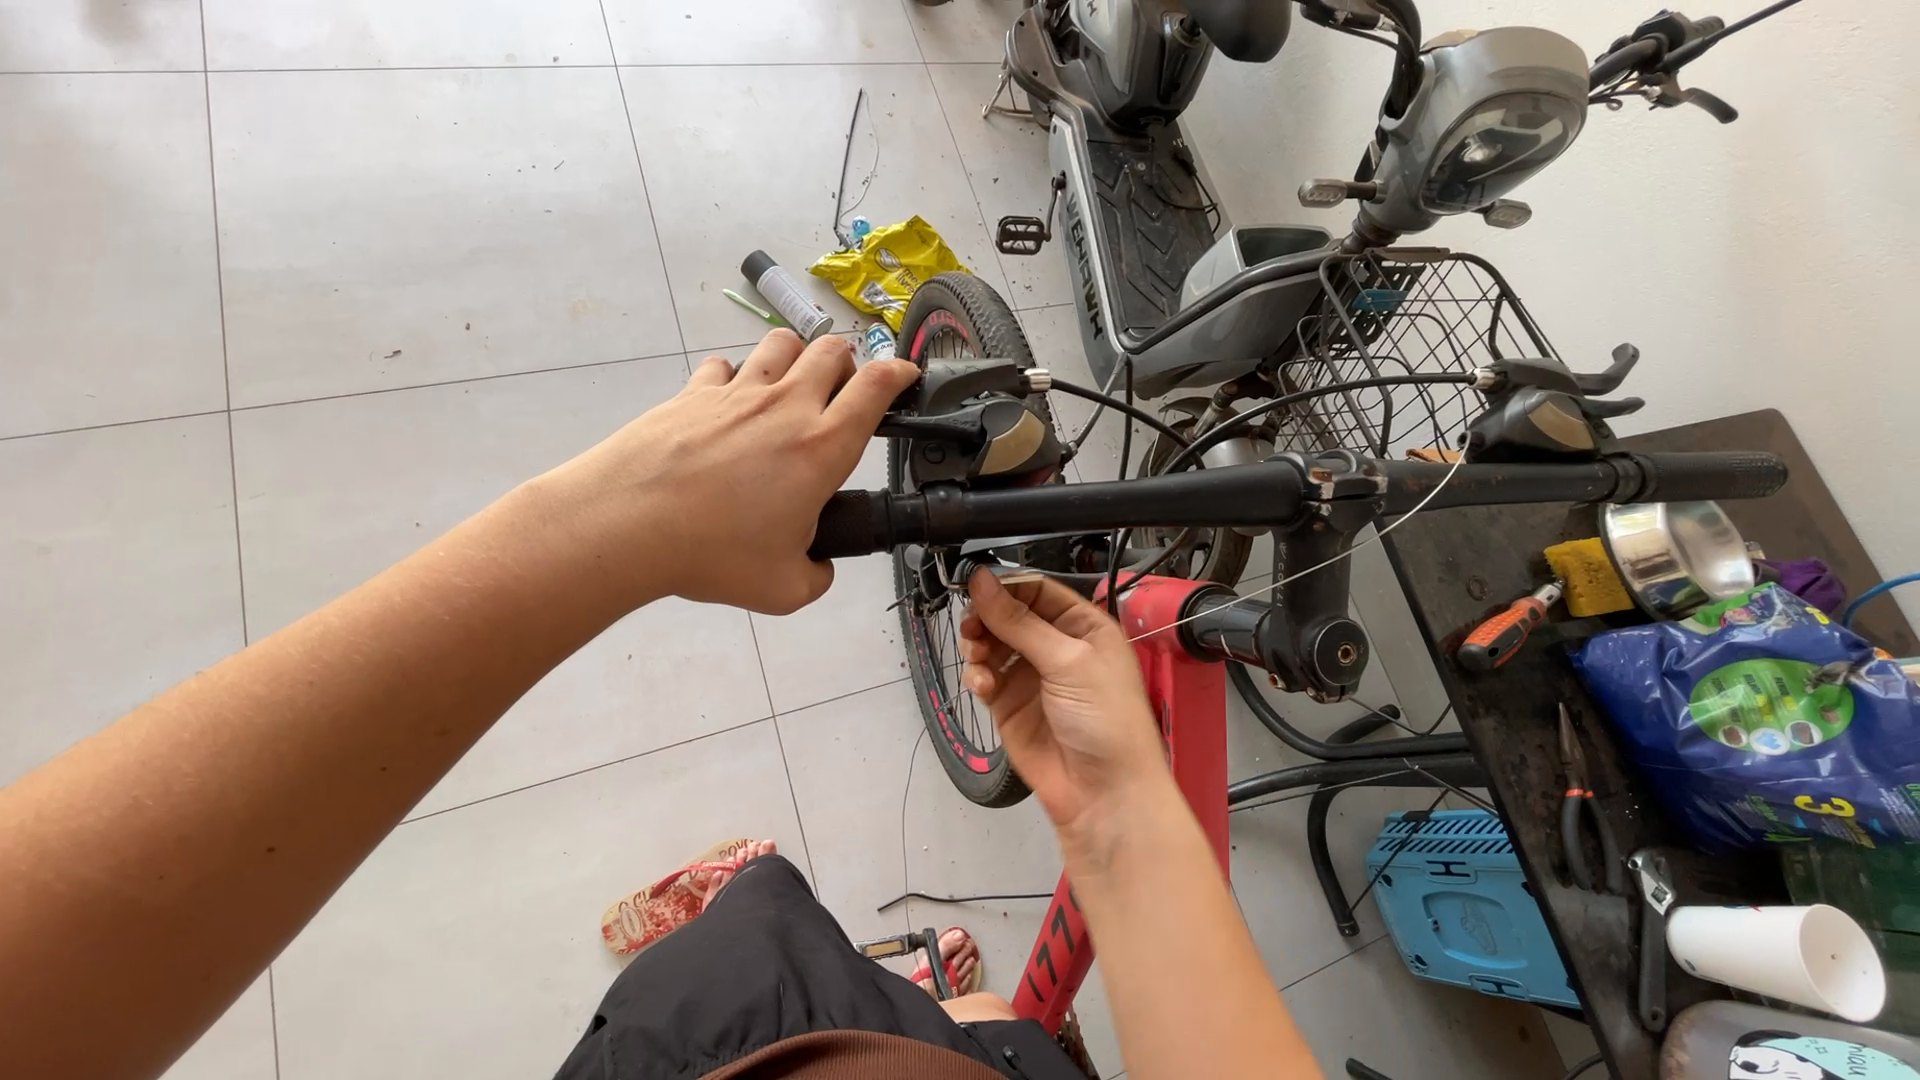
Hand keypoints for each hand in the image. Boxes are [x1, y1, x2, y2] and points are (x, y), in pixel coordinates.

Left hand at [533, 329, 918, 614]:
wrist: (627, 526)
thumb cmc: (714, 555)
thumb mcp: (785, 589)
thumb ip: (817, 576)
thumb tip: (818, 566)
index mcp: (822, 447)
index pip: (877, 387)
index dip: (901, 374)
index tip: (907, 376)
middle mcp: (786, 406)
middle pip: (833, 351)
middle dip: (850, 364)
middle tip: (844, 394)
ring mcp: (738, 392)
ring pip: (782, 344)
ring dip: (798, 357)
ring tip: (792, 388)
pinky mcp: (694, 392)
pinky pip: (726, 366)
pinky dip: (738, 378)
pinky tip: (730, 406)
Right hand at [961, 569, 1171, 836]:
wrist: (1103, 793)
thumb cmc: (1104, 718)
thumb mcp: (1067, 661)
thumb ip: (1019, 621)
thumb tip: (981, 578)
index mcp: (1083, 626)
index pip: (1037, 590)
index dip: (1007, 586)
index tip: (974, 584)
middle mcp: (1056, 646)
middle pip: (1009, 614)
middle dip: (987, 616)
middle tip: (971, 625)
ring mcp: (1031, 675)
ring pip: (992, 642)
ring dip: (979, 644)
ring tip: (977, 654)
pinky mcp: (1010, 703)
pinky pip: (985, 676)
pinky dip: (977, 675)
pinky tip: (982, 684)